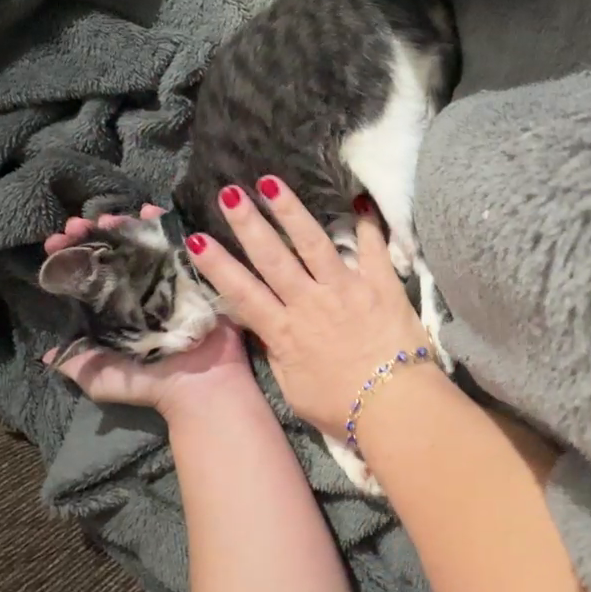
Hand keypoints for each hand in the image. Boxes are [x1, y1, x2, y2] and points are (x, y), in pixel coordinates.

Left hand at [41, 204, 259, 424]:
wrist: (203, 386)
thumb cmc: (154, 384)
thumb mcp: (103, 379)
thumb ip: (78, 365)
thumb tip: (46, 354)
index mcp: (118, 312)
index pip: (88, 277)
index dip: (70, 258)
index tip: (55, 243)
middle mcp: (142, 293)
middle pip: (114, 255)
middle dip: (93, 236)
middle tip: (78, 225)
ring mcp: (171, 282)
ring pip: (144, 245)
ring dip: (125, 226)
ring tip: (109, 217)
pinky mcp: (199, 275)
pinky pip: (183, 245)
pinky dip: (168, 224)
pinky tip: (150, 208)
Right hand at [179, 177, 437, 434]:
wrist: (393, 407)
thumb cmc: (342, 408)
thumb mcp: (294, 388)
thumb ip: (280, 355)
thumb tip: (270, 334)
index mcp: (285, 333)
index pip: (242, 293)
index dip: (218, 266)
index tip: (196, 240)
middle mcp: (310, 304)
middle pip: (273, 258)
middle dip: (248, 224)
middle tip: (229, 193)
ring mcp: (346, 290)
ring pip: (313, 243)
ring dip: (291, 211)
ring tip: (271, 183)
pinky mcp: (382, 286)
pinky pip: (373, 249)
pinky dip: (368, 224)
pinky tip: (360, 200)